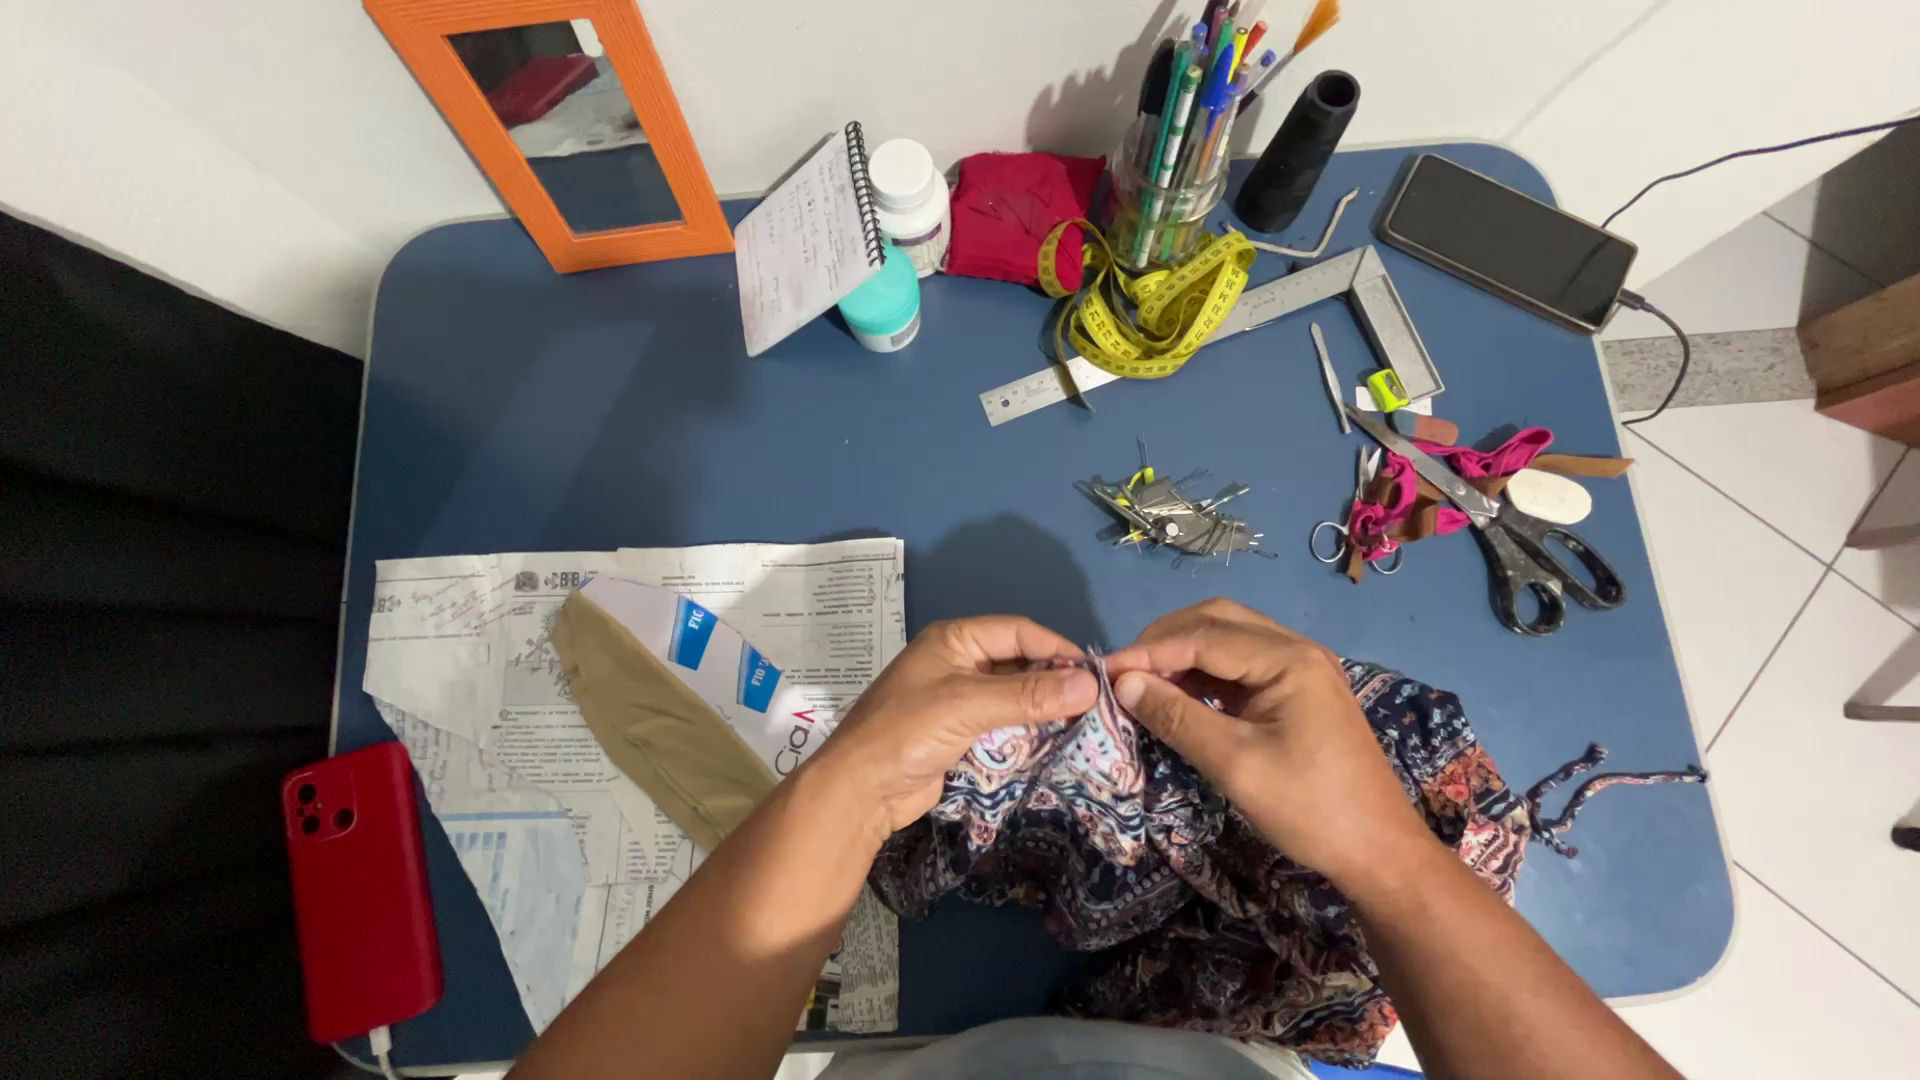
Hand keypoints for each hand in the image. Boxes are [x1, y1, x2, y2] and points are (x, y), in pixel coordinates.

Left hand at [805, 617, 1097, 840]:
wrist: (860, 790)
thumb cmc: (907, 732)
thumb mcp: (967, 705)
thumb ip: (1028, 695)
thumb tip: (1090, 685)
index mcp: (955, 640)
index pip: (1018, 631)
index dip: (1057, 649)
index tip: (1095, 673)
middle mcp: (959, 662)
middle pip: (1018, 662)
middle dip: (1054, 679)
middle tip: (1095, 702)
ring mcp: (959, 698)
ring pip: (1014, 694)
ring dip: (1044, 706)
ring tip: (1085, 723)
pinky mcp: (961, 732)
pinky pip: (1004, 722)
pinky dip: (1028, 729)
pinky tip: (1055, 741)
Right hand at [1104, 599, 1431, 884]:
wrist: (1380, 854)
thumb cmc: (1309, 809)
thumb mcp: (1234, 764)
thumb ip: (1176, 717)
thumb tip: (1123, 683)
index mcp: (1288, 660)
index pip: (1202, 637)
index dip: (1148, 652)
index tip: (1104, 671)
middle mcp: (1296, 649)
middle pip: (1216, 620)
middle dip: (1165, 641)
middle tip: (1126, 672)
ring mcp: (1300, 667)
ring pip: (1227, 636)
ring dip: (1183, 652)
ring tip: (1146, 682)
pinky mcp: (1297, 689)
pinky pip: (1240, 662)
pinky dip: (1205, 670)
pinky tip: (1181, 694)